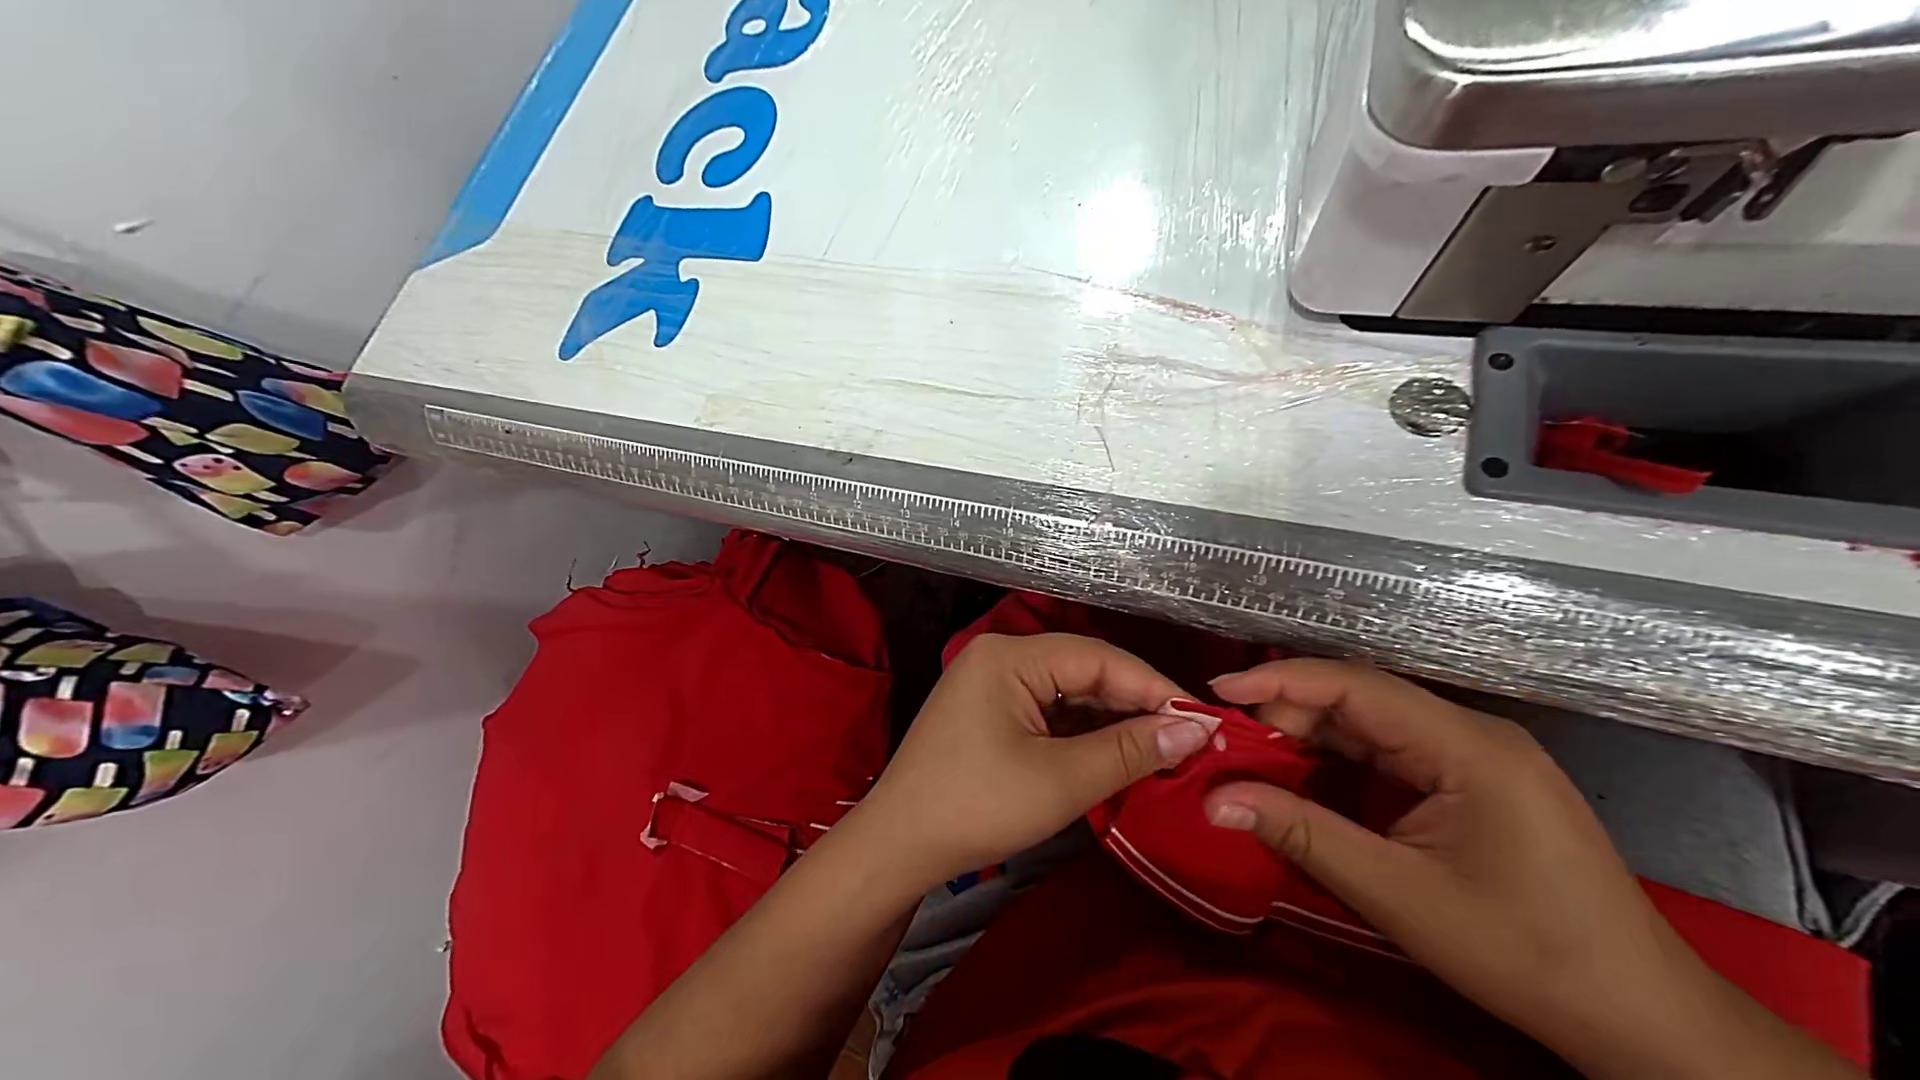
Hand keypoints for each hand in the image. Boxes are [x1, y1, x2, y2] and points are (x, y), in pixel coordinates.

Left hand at [838, 633, 1211, 892]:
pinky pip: (1048, 712)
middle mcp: (1000, 657)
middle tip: (1191, 740)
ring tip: (1165, 749)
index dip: (1155, 688)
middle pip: (1084, 671)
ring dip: (1112, 722)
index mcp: (1009, 656)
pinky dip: (1083, 733)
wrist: (898, 846)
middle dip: (1136, 706)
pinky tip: (1118, 753)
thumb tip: (1196, 729)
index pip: (1099, 659)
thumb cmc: (976, 807)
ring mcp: (992, 684)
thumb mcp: (1060, 780)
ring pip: (1069, 693)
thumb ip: (1130, 750)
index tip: (1204, 721)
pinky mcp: (990, 712)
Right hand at [1202, 659, 1860, 1079]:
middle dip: (1288, 714)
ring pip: (1372, 727)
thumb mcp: (1397, 894)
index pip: (1357, 685)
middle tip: (1225, 739)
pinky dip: (1340, 764)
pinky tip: (1303, 780)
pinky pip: (1391, 755)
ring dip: (1310, 740)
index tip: (1218, 689)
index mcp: (1468, 746)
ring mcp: (1477, 758)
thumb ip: (1301, 835)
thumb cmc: (1525, 953)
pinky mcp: (1474, 783)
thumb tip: (1214, 800)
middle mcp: (1472, 734)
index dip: (1280, 679)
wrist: (1642, 1019)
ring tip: (1249, 757)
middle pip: (1361, 701)